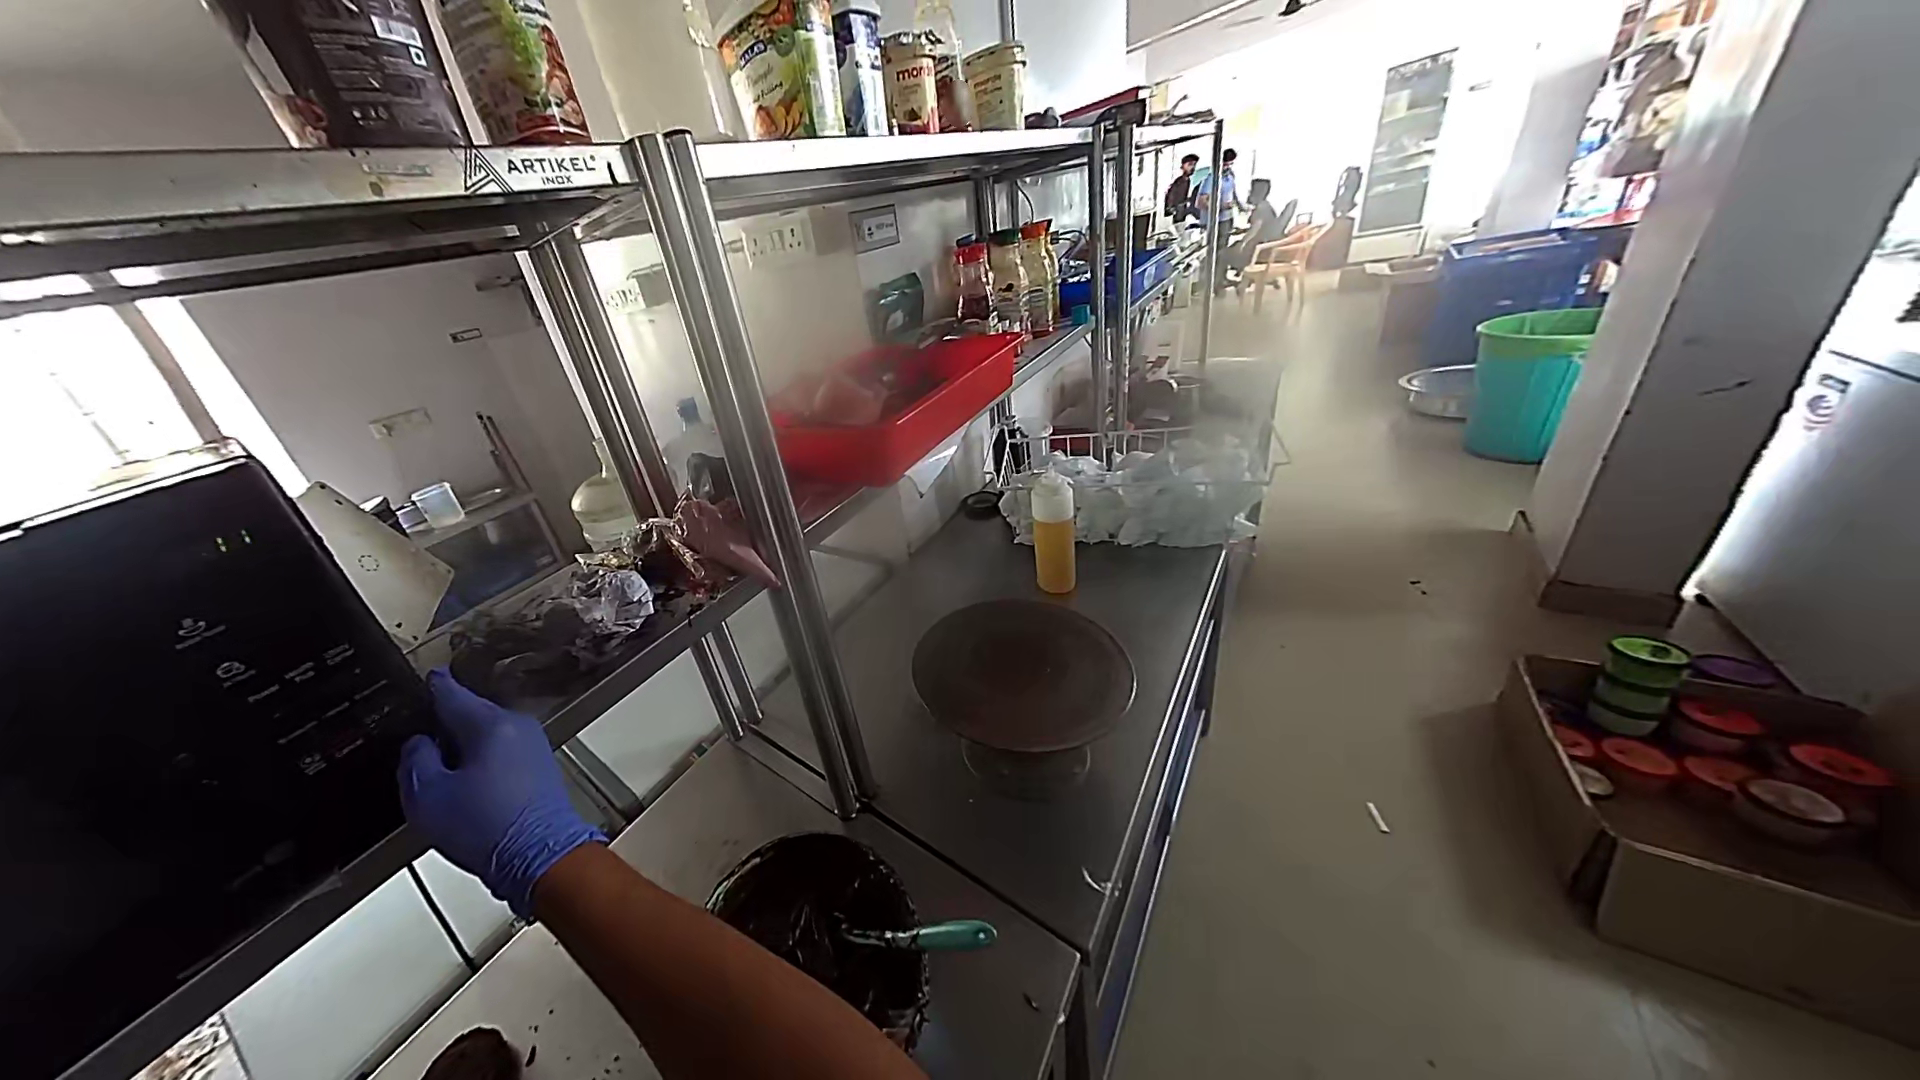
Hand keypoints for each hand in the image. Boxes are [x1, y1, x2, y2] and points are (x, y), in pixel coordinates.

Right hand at [398, 670, 605, 916]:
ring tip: (432, 761)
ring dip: (463, 743)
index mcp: (492, 724)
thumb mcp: (428, 794)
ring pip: (487, 733)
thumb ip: (416, 759)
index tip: (426, 675)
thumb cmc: (483, 823)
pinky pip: (501, 750)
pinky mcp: (539, 764)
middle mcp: (518, 725)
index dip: (435, 686)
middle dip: (446, 721)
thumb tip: (420, 741)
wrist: (539, 852)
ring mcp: (533, 744)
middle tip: (415, 731)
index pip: (455, 695)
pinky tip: (462, 777)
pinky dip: (480, 757)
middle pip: (473, 714)